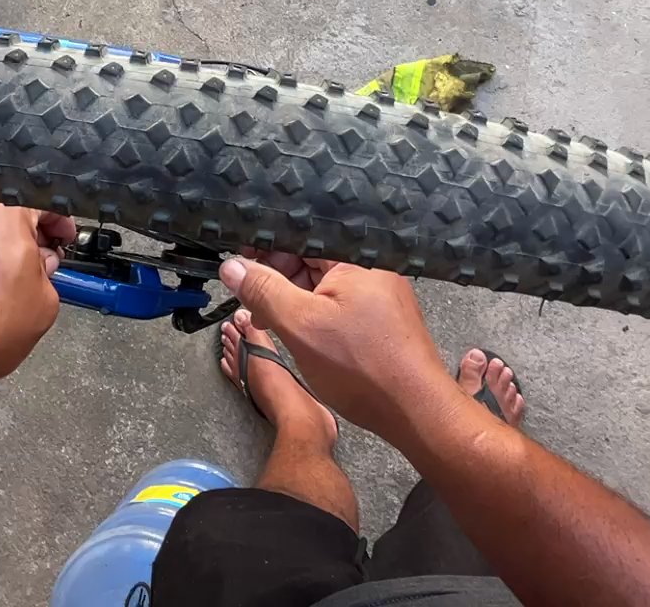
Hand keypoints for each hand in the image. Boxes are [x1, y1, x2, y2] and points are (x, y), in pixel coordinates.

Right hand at [218, 253, 457, 444]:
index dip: (266, 245)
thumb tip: (232, 267)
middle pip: (310, 257)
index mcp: (355, 257)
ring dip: (290, 297)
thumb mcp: (300, 325)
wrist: (417, 413)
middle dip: (275, 275)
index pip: (301, 235)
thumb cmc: (365, 368)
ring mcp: (376, 291)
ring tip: (268, 319)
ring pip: (321, 281)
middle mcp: (370, 266)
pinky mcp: (378, 315)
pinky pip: (336, 301)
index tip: (239, 260)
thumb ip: (263, 290)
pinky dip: (311, 312)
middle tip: (250, 298)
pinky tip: (295, 331)